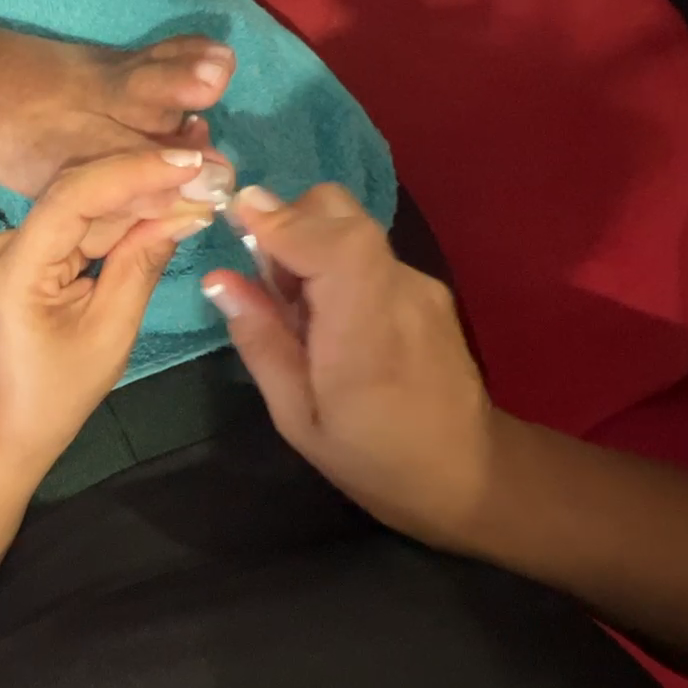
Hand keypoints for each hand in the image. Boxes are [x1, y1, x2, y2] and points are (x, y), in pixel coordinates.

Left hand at [0, 150, 219, 457]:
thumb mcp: (112, 328)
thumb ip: (142, 262)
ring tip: (203, 174)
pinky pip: (90, 221)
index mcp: (19, 264)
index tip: (189, 164)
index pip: (74, 197)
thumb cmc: (64, 385)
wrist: (22, 414)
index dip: (133, 174)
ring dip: (147, 190)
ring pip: (92, 202)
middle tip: (212, 166)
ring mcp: (25, 240)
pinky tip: (173, 194)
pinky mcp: (42, 246)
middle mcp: (14, 240)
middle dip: (149, 178)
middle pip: (84, 192)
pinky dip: (131, 212)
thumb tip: (186, 209)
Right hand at [201, 184, 497, 540]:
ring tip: (291, 304)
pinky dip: (331, 262)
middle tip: (260, 273)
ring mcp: (419, 285)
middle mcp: (400, 291)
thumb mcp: (296, 416)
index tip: (234, 213)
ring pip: (351, 228)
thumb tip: (218, 280)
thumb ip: (261, 342)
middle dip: (288, 220)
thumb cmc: (372, 458)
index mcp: (366, 332)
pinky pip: (365, 253)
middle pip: (342, 213)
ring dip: (307, 242)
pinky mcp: (424, 289)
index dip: (283, 220)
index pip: (335, 244)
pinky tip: (324, 314)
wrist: (469, 475)